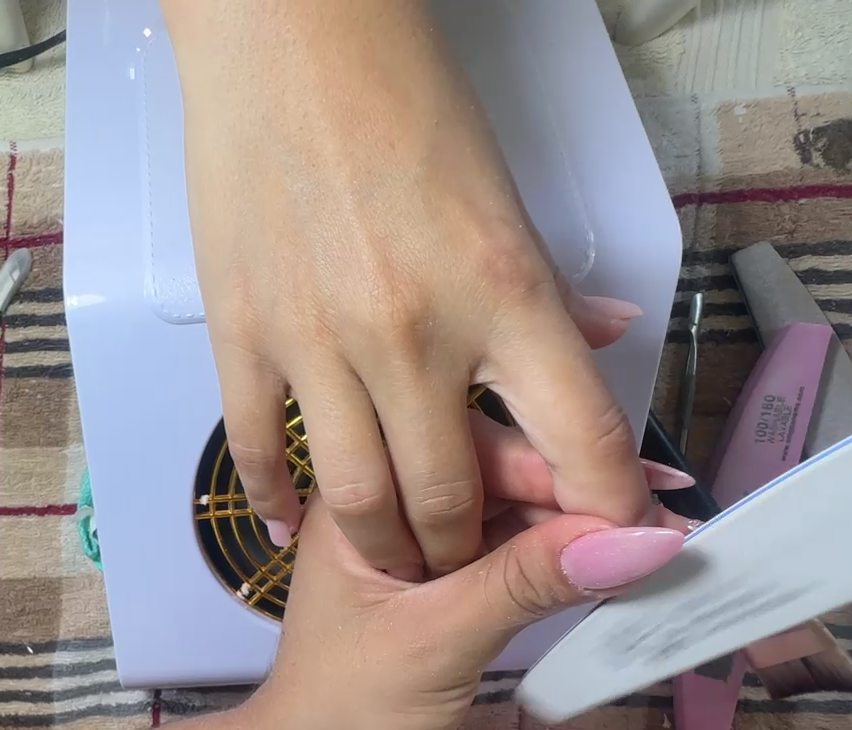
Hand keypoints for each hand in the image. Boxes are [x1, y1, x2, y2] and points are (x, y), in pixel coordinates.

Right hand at [164, 0, 652, 581]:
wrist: (288, 41)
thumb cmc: (403, 104)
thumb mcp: (501, 194)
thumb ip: (547, 287)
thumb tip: (602, 338)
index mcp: (503, 289)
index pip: (578, 436)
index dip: (605, 510)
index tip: (609, 544)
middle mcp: (414, 333)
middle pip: (449, 493)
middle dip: (461, 548)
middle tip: (460, 558)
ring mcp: (316, 342)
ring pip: (353, 493)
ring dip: (380, 542)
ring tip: (387, 554)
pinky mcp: (242, 339)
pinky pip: (258, 449)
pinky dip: (275, 501)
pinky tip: (286, 527)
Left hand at [256, 418, 691, 729]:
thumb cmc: (350, 706)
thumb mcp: (438, 640)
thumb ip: (529, 585)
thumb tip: (646, 539)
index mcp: (361, 496)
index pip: (469, 456)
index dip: (561, 471)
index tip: (650, 499)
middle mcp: (387, 503)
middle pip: (494, 477)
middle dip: (578, 499)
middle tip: (671, 524)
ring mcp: (411, 540)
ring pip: (507, 514)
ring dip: (575, 530)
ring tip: (660, 545)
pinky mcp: (435, 578)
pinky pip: (502, 553)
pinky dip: (553, 561)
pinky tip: (609, 564)